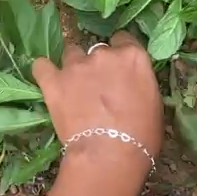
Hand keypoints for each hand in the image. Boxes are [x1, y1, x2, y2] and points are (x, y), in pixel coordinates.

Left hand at [33, 32, 162, 174]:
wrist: (109, 155)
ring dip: (74, 66)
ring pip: (72, 53)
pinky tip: (49, 80)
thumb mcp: (154, 105)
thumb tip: (131, 85)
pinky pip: (42, 66)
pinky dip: (44, 71)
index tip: (119, 70)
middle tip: (99, 87)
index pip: (125, 40)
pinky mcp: (54, 81)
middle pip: (99, 49)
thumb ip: (141, 83)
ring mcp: (76, 66)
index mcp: (133, 57)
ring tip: (75, 86)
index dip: (121, 54)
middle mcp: (104, 54)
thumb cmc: (142, 137)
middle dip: (99, 64)